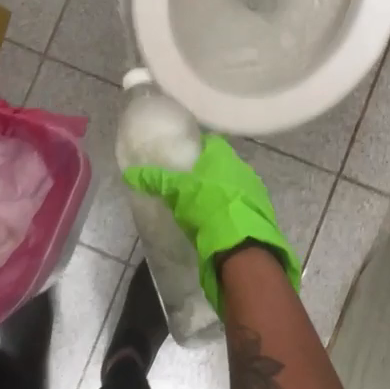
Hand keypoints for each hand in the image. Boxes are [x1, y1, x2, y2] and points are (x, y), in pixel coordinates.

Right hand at [122, 134, 300, 313]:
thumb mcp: (175, 192)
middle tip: (189, 182)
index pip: (210, 143)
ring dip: (220, 191)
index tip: (184, 157)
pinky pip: (240, 205)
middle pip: (222, 164)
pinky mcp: (260, 213)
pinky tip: (218, 220)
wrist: (240, 245)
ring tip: (201, 203)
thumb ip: (155, 180)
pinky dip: (229, 210)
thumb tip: (129, 173)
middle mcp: (242, 168)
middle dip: (208, 172)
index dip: (197, 148)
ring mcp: (255, 190)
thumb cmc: (206, 207)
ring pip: (233, 185)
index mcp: (223, 156)